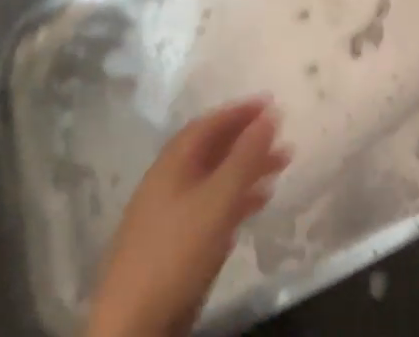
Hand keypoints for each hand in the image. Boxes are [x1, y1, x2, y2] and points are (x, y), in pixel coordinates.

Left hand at [86, 99, 291, 336]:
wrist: (135, 322)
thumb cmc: (178, 250)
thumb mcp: (218, 198)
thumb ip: (246, 155)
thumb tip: (270, 114)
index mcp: (170, 168)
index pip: (205, 126)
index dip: (238, 111)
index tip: (271, 102)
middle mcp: (167, 185)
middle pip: (209, 150)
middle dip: (246, 138)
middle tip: (282, 132)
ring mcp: (169, 215)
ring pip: (214, 179)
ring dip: (248, 167)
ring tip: (283, 163)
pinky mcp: (176, 242)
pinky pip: (212, 206)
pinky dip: (238, 196)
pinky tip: (259, 201)